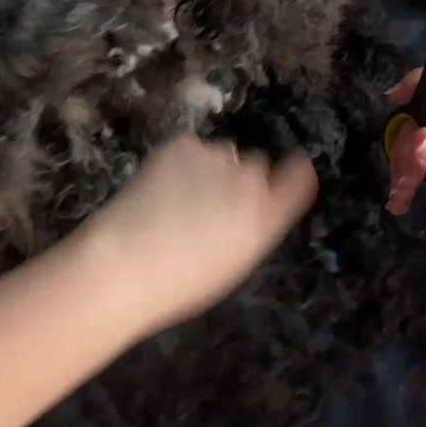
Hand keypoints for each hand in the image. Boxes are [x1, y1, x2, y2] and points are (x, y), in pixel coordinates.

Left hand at [72, 134, 317, 332]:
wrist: (126, 262)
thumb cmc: (179, 283)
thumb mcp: (232, 262)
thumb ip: (251, 227)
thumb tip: (248, 208)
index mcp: (267, 218)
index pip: (299, 178)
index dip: (295, 171)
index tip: (290, 169)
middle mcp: (250, 181)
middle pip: (257, 165)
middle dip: (240, 178)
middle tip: (211, 202)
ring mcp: (216, 158)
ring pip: (223, 153)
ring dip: (209, 168)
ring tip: (178, 197)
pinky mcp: (183, 143)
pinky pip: (191, 146)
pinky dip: (181, 159)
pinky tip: (161, 184)